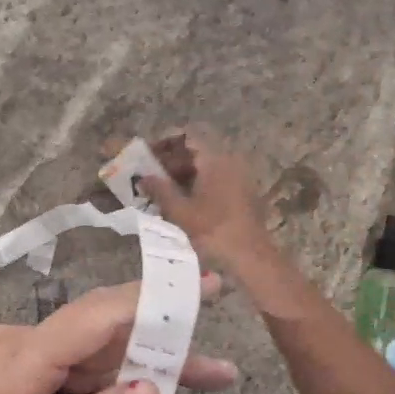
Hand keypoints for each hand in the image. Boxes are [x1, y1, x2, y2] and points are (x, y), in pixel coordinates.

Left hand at [0, 276, 237, 393]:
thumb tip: (150, 390)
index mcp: (11, 359)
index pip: (93, 318)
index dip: (153, 301)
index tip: (206, 288)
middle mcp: (12, 345)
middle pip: (100, 340)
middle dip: (163, 353)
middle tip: (221, 370)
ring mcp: (11, 362)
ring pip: (92, 363)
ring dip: (143, 381)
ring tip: (207, 391)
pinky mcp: (13, 382)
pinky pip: (72, 384)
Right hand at [140, 128, 275, 265]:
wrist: (251, 257)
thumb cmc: (213, 230)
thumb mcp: (180, 211)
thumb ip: (159, 190)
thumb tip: (143, 177)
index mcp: (215, 159)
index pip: (187, 136)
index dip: (165, 142)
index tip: (147, 155)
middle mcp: (230, 161)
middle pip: (196, 151)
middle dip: (171, 162)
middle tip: (150, 177)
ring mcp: (239, 177)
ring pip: (205, 167)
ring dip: (183, 175)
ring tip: (162, 192)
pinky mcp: (243, 193)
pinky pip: (216, 179)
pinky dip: (197, 185)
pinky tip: (182, 203)